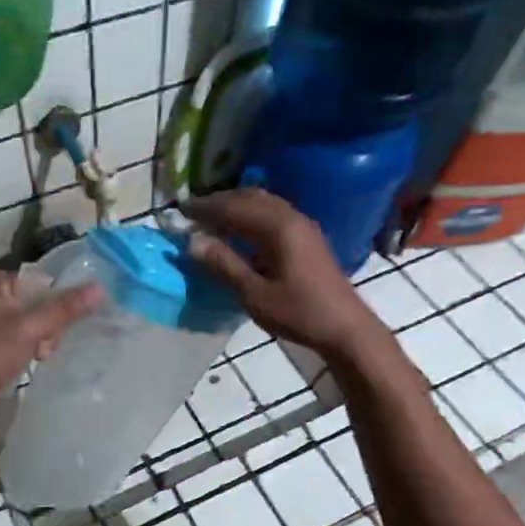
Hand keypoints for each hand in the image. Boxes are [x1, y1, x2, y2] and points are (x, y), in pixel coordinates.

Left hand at [0, 269, 102, 402]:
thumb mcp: (32, 327)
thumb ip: (65, 308)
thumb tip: (100, 287)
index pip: (44, 280)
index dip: (59, 301)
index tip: (62, 324)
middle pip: (42, 300)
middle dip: (50, 324)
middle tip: (44, 344)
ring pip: (36, 320)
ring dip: (43, 338)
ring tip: (38, 355)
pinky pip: (25, 334)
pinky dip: (32, 346)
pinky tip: (32, 359)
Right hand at [184, 189, 387, 356]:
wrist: (345, 327)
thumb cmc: (300, 314)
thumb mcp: (255, 294)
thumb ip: (224, 265)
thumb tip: (193, 242)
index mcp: (278, 227)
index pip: (233, 207)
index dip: (205, 208)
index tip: (179, 211)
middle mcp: (292, 217)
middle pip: (250, 198)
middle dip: (220, 202)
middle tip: (193, 213)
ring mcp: (304, 226)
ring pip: (264, 204)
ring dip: (237, 207)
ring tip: (213, 221)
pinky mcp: (309, 238)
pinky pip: (274, 215)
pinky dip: (252, 217)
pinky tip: (242, 234)